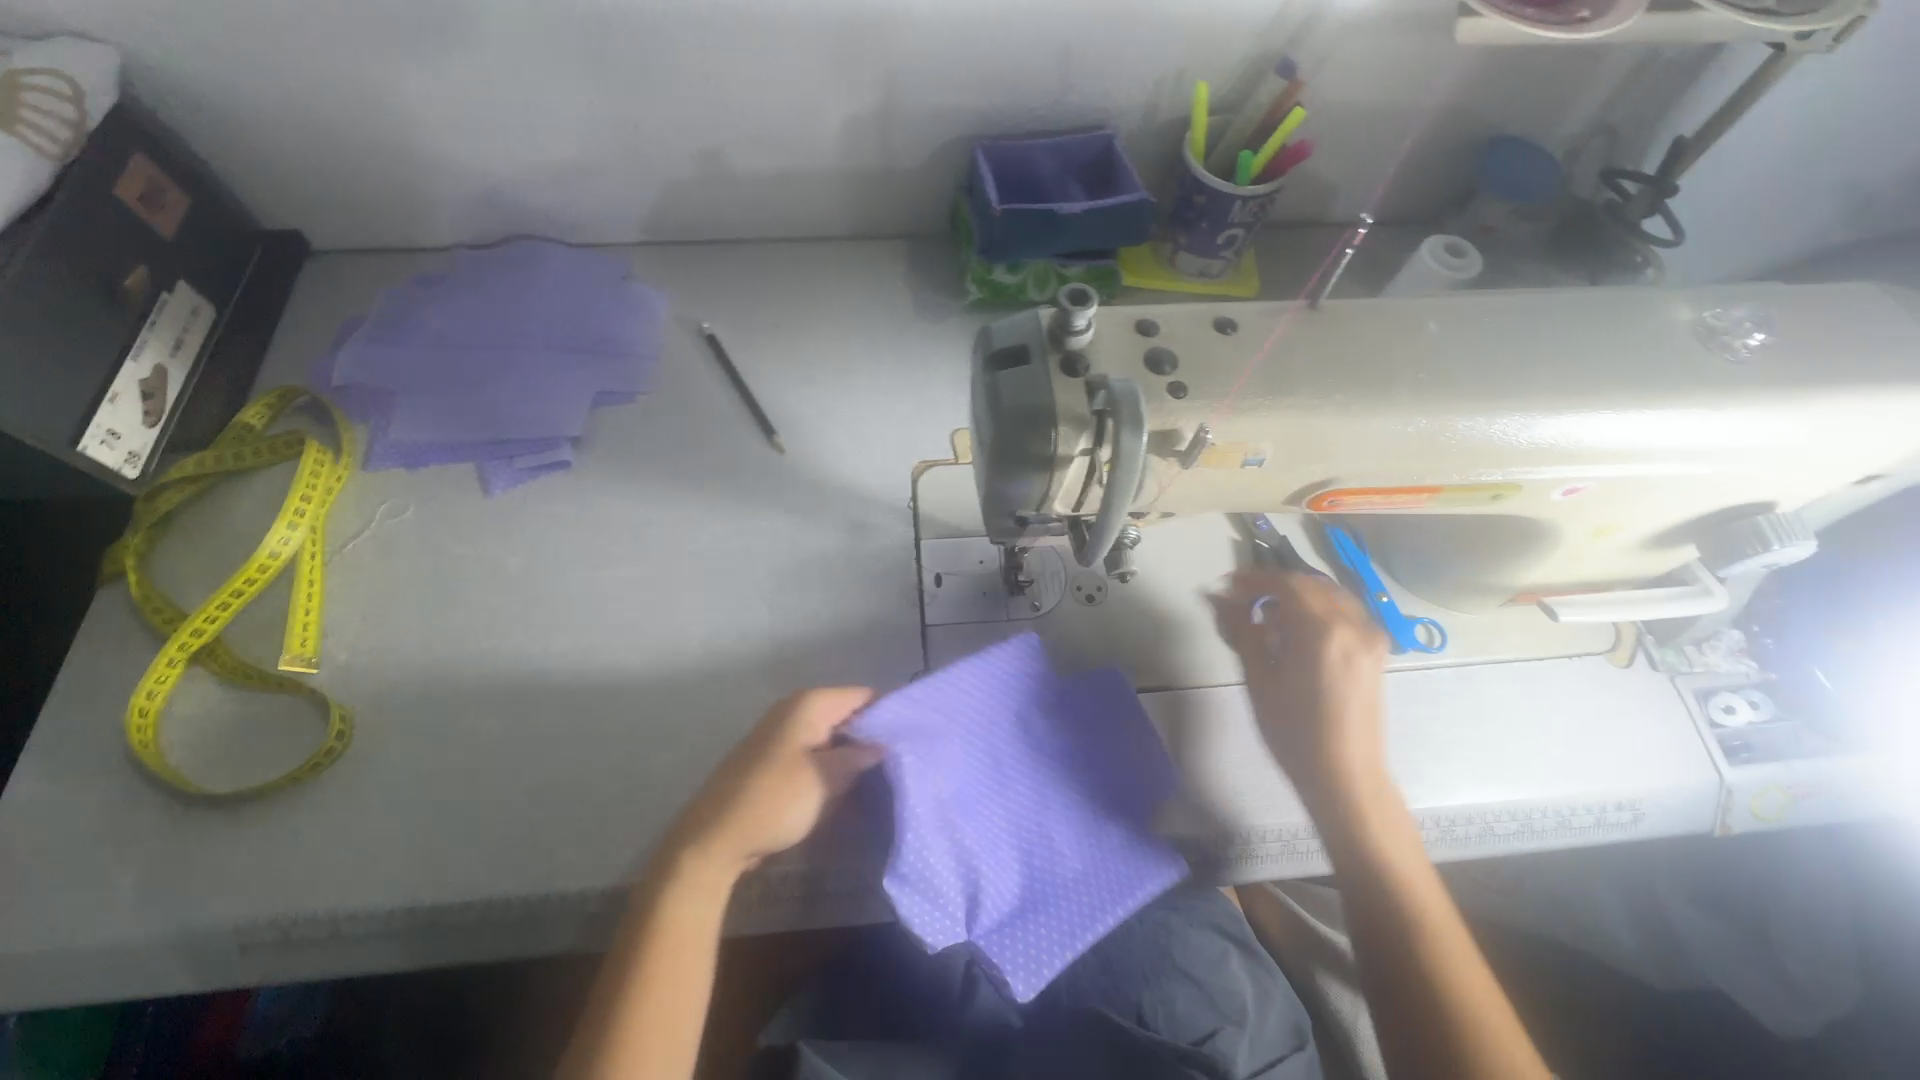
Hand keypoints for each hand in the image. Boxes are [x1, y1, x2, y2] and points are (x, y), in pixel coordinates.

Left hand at [662, 687, 884, 880]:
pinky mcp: (778, 764)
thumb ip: (857, 757)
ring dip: (855, 758)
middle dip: (874, 738)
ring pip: (834, 740)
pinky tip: (854, 793)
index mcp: (809, 705)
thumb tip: (884, 745)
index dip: (890, 714)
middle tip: (906, 763)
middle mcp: (796, 712)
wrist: (715, 839)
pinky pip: (818, 758)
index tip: (915, 738)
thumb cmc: (773, 801)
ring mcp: (785, 738)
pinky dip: (834, 771)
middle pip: (849, 717)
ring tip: (888, 780)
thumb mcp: (824, 780)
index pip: (863, 696)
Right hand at [1211, 569, 1390, 806]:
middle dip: (1272, 586)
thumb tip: (1215, 597)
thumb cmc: (1293, 732)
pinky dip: (1317, 610)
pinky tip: (1295, 633)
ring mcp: (1370, 636)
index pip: (1284, 583)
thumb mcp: (1259, 679)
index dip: (1252, 580)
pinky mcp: (1375, 650)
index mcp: (1322, 630)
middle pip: (1308, 584)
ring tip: (1266, 618)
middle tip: (1240, 602)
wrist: (1345, 775)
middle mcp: (1352, 623)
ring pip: (1329, 595)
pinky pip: (1344, 612)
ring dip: (1295, 596)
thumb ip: (1241, 630)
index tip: (1225, 588)